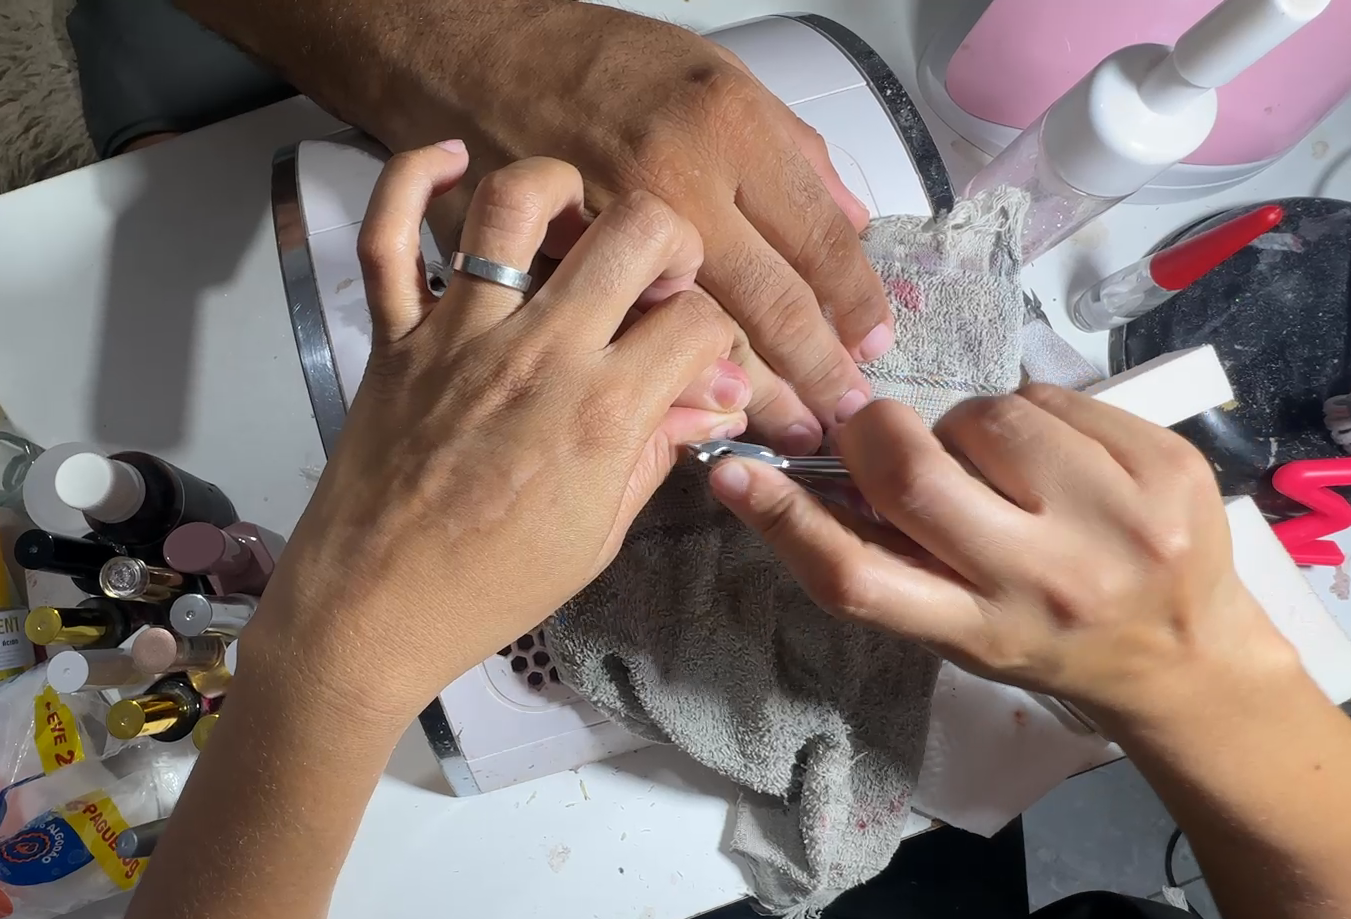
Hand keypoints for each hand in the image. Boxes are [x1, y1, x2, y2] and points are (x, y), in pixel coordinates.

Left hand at [245, 144, 746, 726]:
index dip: (715, 335)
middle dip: (669, 240)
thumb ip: (654, 454)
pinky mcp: (394, 340)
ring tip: (577, 218)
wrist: (373, 611)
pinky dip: (410, 179)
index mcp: (598, 414)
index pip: (695, 322)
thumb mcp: (595, 537)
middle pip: (633, 231)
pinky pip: (388, 236)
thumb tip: (708, 404)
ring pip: (515, 202)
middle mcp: (534, 355)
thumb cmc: (486, 591)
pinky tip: (448, 159)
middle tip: (660, 277)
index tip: (702, 361)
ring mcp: (455, 337)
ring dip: (563, 188)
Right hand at [386, 3, 893, 453]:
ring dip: (749, 388)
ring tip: (784, 426)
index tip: (871, 345)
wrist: (480, 61)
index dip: (852, 303)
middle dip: (813, 370)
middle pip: (767, 301)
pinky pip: (626, 335)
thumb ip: (789, 153)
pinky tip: (693, 403)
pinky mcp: (560, 274)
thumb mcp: (715, 75)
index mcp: (726, 126)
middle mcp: (676, 185)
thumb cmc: (600, 65)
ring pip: (699, 335)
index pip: (816, 237)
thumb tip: (847, 224)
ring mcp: (613, 240)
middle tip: (842, 418)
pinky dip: (664, 373)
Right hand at [707, 385, 1297, 714]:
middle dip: (875, 433)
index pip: (857, 576)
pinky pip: (1049, 394)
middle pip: (915, 476)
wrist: (1181, 653)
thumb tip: (779, 478)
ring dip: (960, 428)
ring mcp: (1121, 519)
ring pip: (985, 417)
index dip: (783, 519)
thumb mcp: (942, 625)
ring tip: (989, 466)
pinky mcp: (1171, 463)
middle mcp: (1046, 582)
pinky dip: (1023, 412)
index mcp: (974, 629)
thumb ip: (873, 558)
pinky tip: (1048, 456)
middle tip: (877, 436)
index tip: (731, 471)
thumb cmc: (1033, 639)